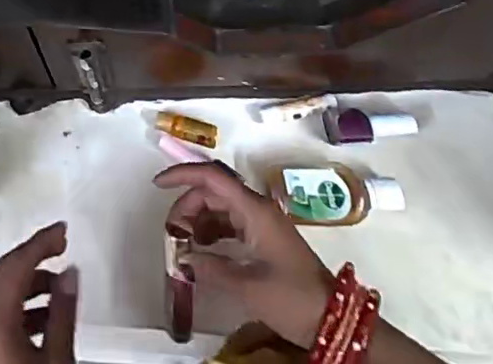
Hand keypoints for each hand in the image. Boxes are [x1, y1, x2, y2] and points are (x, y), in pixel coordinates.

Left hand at [0, 222, 78, 363]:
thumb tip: (70, 273)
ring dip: (34, 280)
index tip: (61, 228)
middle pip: (7, 273)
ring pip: (7, 293)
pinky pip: (6, 314)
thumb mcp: (56, 356)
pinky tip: (50, 311)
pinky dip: (28, 302)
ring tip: (61, 281)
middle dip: (35, 253)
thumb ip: (63, 312)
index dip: (40, 241)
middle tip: (60, 242)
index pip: (16, 264)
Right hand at [154, 163, 332, 347]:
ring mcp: (261, 221)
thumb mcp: (248, 286)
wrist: (333, 318)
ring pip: (220, 206)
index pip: (212, 177)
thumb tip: (182, 258)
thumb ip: (211, 268)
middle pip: (213, 191)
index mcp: (253, 209)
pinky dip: (212, 230)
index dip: (183, 174)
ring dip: (198, 219)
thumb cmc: (292, 297)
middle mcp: (256, 207)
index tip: (158, 184)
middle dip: (187, 205)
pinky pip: (230, 221)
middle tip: (172, 233)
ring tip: (184, 243)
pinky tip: (202, 249)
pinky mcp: (264, 236)